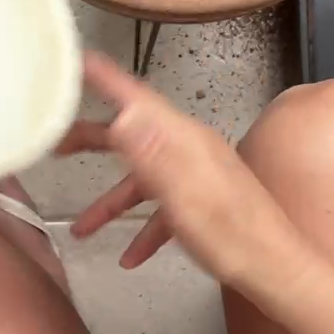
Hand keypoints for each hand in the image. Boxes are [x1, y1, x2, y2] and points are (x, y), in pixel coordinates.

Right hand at [60, 53, 315, 292]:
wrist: (277, 271)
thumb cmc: (233, 239)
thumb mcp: (185, 198)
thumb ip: (153, 156)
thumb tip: (123, 115)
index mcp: (185, 140)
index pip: (138, 99)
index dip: (106, 80)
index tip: (77, 62)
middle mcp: (190, 150)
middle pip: (134, 134)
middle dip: (93, 138)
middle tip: (56, 140)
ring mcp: (198, 176)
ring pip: (143, 180)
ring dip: (112, 202)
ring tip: (82, 227)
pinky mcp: (204, 202)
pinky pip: (164, 209)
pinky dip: (144, 229)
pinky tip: (131, 257)